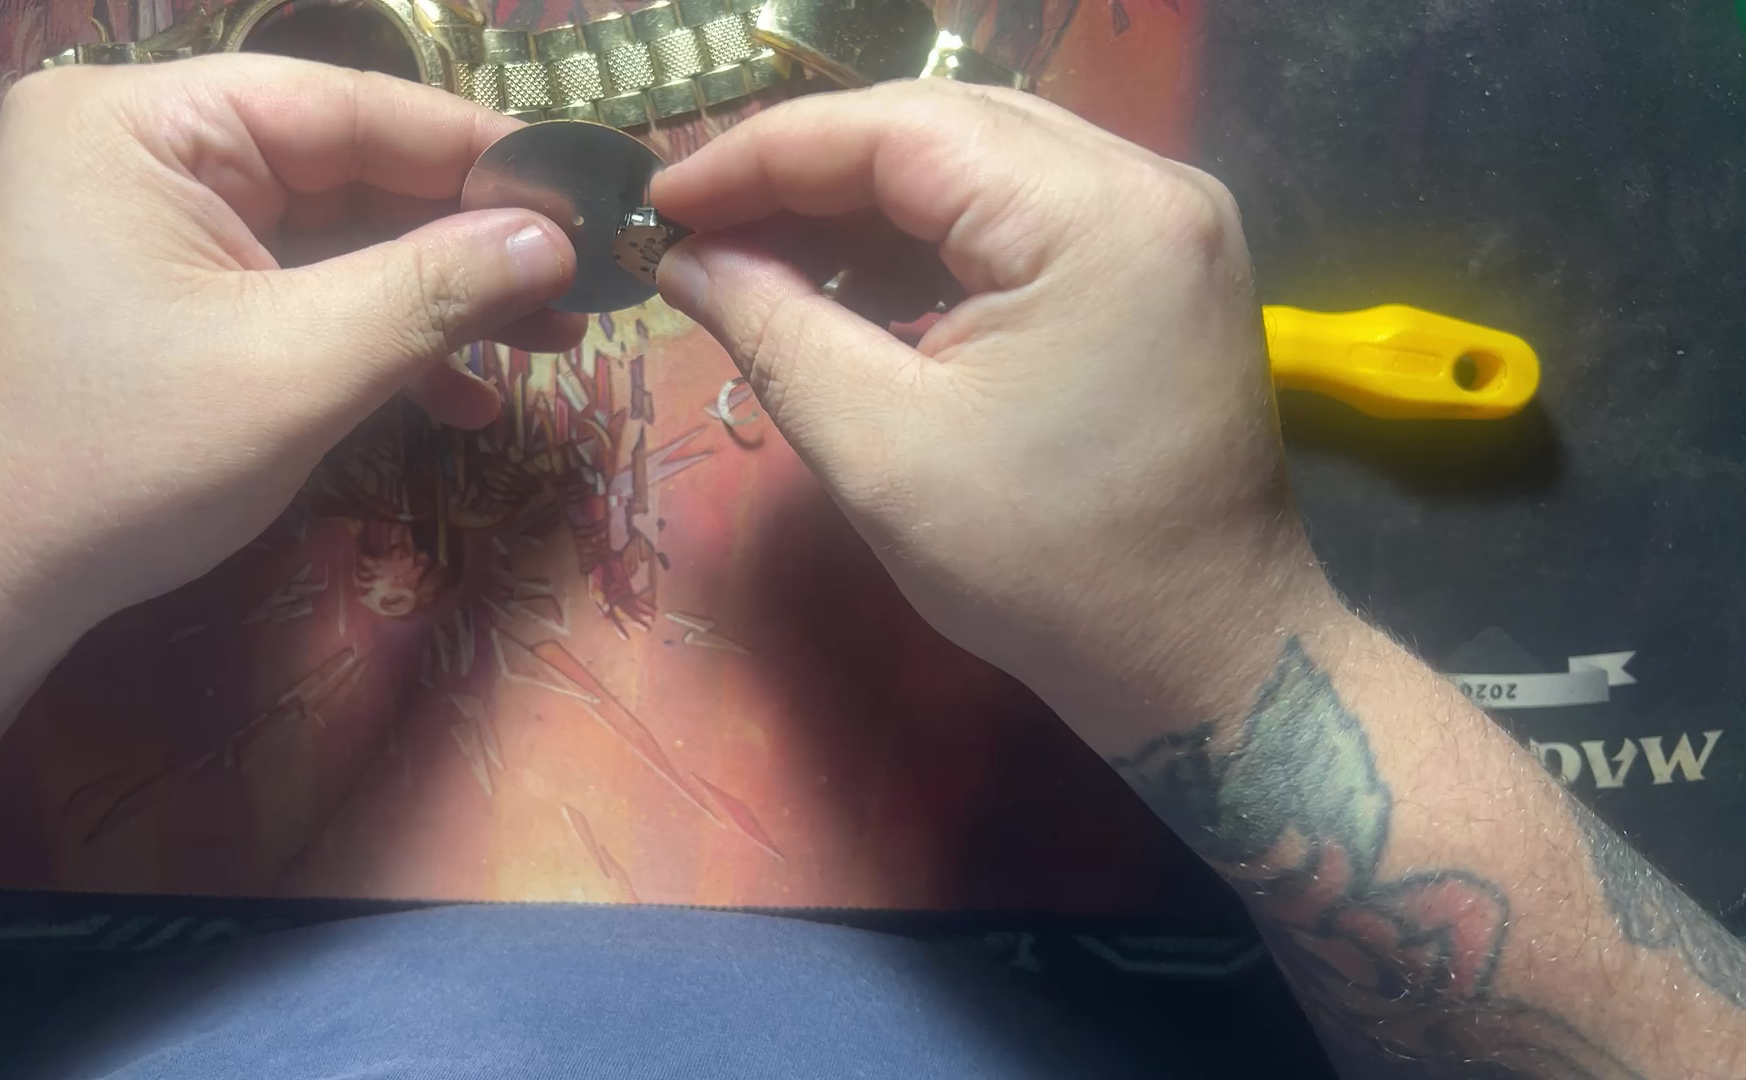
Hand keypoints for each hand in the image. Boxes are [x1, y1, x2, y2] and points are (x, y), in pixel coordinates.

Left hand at [0, 54, 578, 678]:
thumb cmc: (125, 461)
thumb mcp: (302, 366)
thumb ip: (436, 291)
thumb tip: (555, 240)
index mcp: (150, 128)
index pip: (350, 109)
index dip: (478, 152)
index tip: (579, 194)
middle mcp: (161, 163)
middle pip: (360, 181)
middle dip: (476, 242)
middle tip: (579, 281)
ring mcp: (179, 242)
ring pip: (354, 251)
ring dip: (455, 301)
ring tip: (554, 338)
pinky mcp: (200, 310)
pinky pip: (321, 306)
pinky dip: (399, 349)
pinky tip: (467, 400)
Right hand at [653, 81, 1337, 740]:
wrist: (1186, 654)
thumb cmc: (1039, 571)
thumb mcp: (880, 451)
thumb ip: (772, 332)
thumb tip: (687, 261)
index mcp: (1094, 218)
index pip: (896, 130)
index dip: (761, 156)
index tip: (666, 198)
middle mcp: (1145, 189)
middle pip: (937, 136)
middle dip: (804, 181)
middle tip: (704, 230)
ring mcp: (1156, 230)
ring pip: (971, 178)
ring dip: (857, 219)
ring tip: (763, 268)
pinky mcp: (1146, 277)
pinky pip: (1009, 230)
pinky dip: (918, 254)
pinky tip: (855, 295)